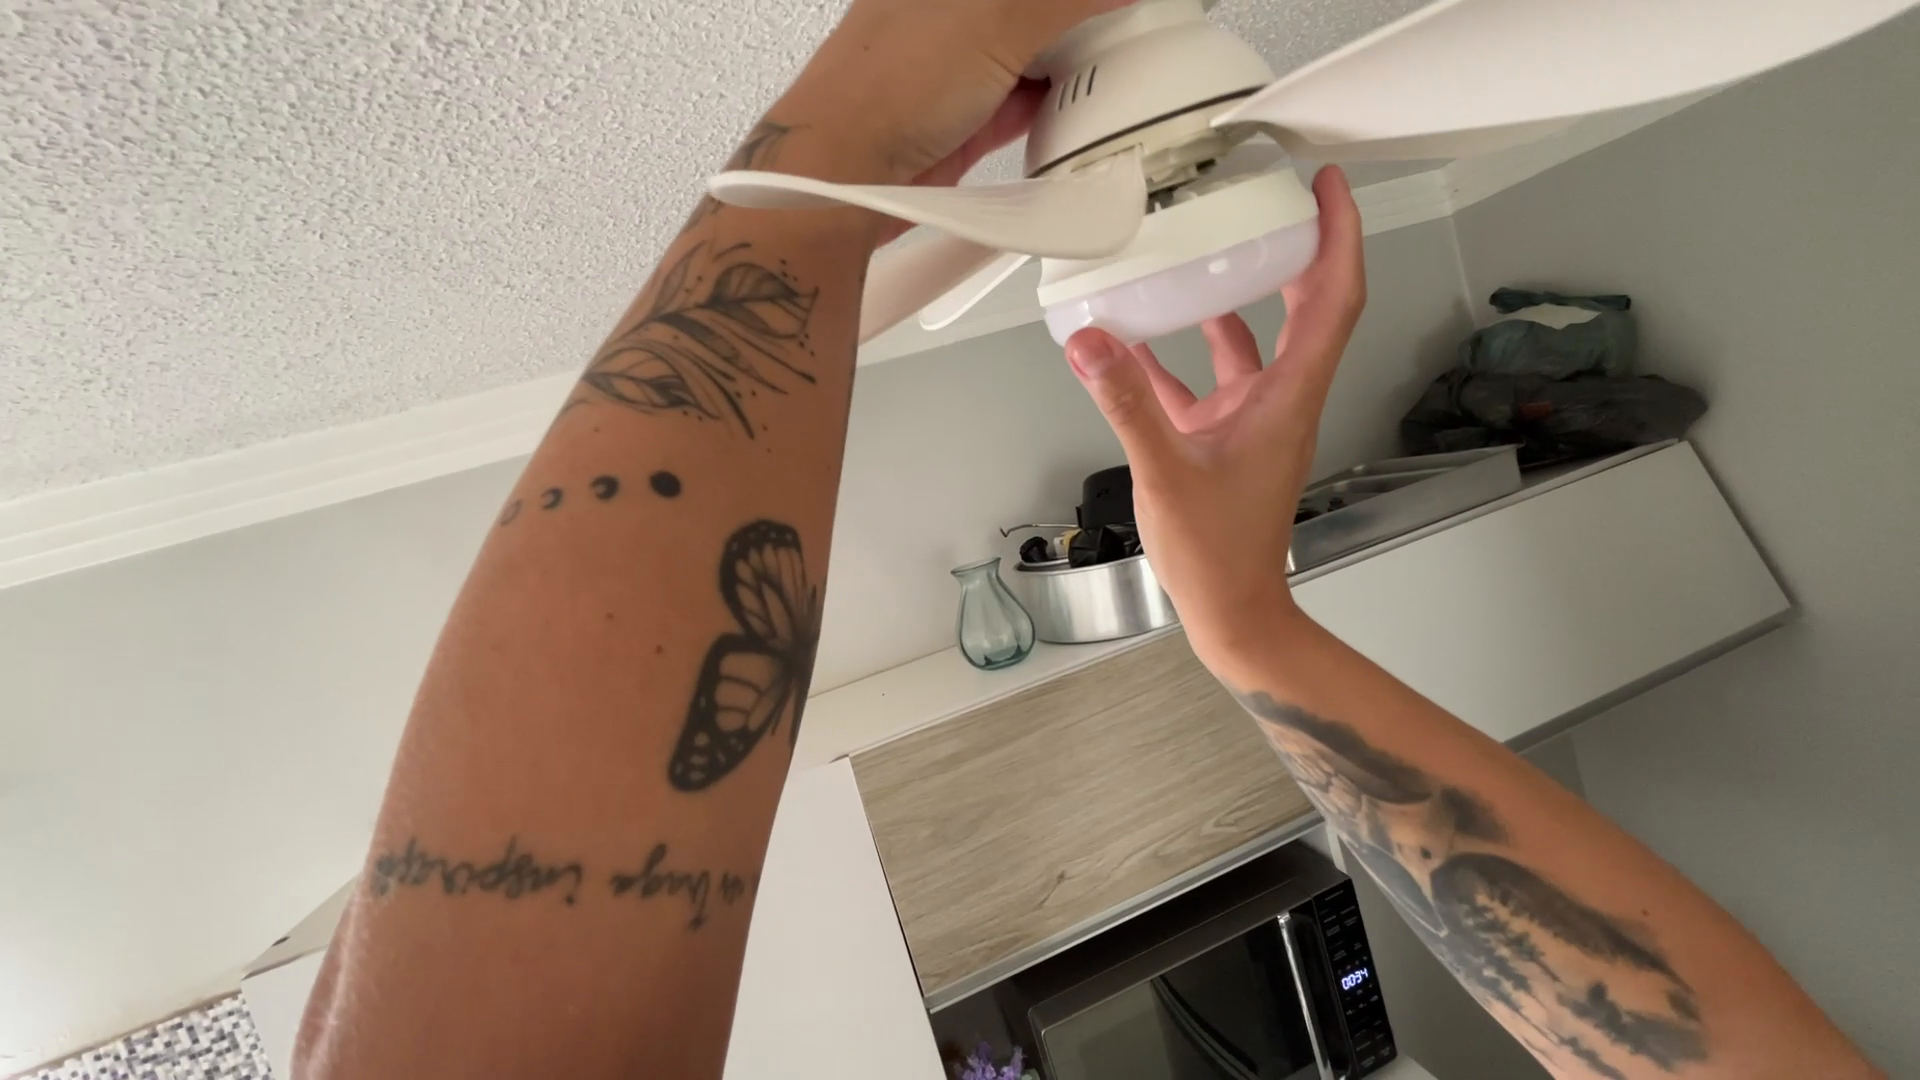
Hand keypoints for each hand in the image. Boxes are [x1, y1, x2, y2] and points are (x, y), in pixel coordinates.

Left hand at [776, 0, 1128, 207]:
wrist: (852, 171)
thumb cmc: (891, 84)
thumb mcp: (997, 16)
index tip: (1126, 8)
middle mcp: (958, 7)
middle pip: (1042, 9)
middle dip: (1085, 19)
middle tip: (1128, 28)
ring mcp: (963, 60)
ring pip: (1040, 47)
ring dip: (1077, 59)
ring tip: (1116, 67)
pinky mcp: (969, 113)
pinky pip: (1028, 100)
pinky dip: (1058, 103)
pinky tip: (1084, 106)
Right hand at [1062, 166, 1366, 671]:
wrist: (1229, 607)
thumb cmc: (1216, 550)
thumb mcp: (1166, 470)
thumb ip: (1127, 403)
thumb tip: (1088, 342)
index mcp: (1287, 398)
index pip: (1333, 300)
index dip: (1337, 237)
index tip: (1325, 188)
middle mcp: (1278, 400)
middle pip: (1298, 308)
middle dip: (1285, 251)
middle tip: (1256, 205)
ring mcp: (1250, 420)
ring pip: (1246, 343)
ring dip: (1224, 301)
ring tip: (1189, 260)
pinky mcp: (1221, 440)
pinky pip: (1203, 384)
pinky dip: (1175, 360)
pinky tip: (1132, 346)